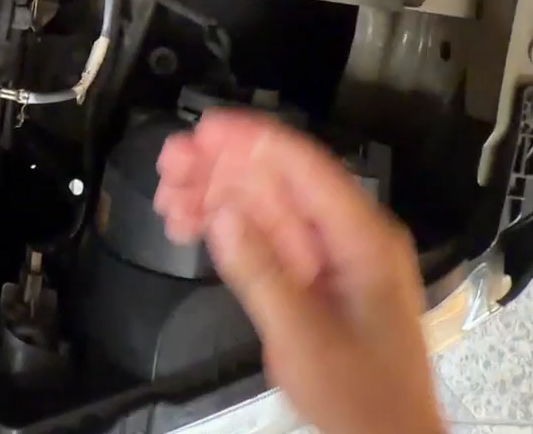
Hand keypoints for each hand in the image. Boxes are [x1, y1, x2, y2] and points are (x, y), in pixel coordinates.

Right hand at [152, 110, 444, 433]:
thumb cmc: (364, 401)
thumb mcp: (309, 340)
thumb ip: (264, 275)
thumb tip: (223, 216)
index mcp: (361, 239)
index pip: (304, 167)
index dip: (252, 140)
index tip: (206, 130)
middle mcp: (343, 233)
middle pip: (272, 179)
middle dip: (217, 167)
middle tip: (170, 162)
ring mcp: (322, 250)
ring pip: (258, 200)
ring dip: (210, 193)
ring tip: (167, 193)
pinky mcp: (302, 269)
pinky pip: (256, 230)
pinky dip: (219, 223)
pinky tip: (185, 220)